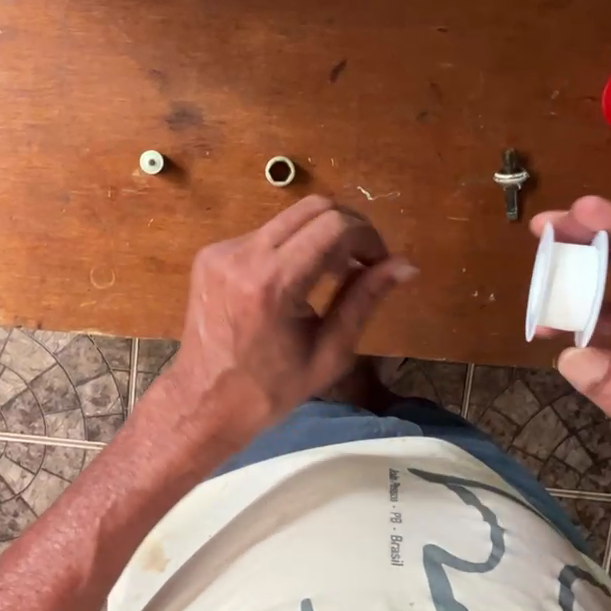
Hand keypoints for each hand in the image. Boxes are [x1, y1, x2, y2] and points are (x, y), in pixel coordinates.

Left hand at [161, 196, 416, 444]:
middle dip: (348, 229)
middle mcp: (243, 256)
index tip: (378, 264)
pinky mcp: (210, 254)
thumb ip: (364, 300)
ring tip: (330, 276)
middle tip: (361, 264)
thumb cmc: (271, 389)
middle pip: (313, 209)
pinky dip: (289, 248)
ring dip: (319, 237)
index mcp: (273, 284)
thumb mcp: (330, 352)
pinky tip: (294, 283)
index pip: (334, 226)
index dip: (367, 237)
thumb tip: (405, 265)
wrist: (205, 401)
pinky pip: (263, 234)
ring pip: (288, 218)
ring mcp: (221, 251)